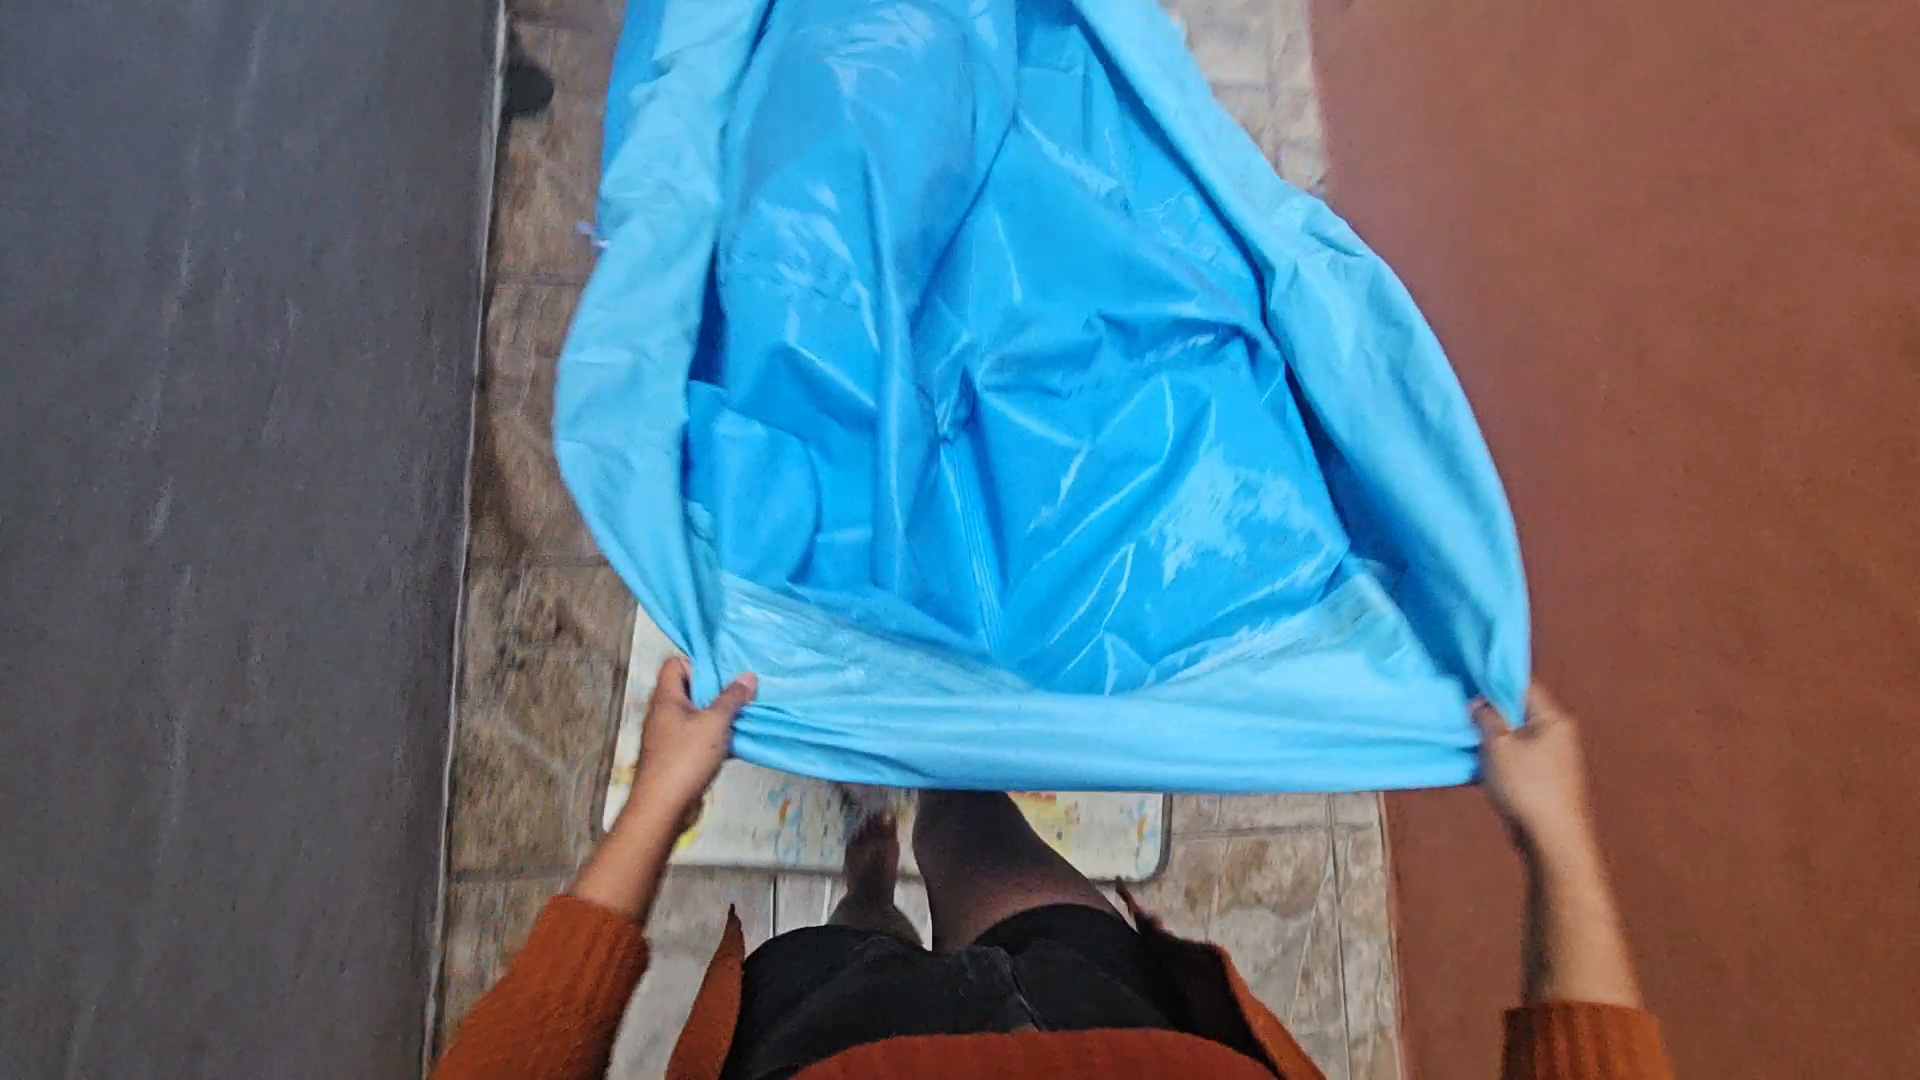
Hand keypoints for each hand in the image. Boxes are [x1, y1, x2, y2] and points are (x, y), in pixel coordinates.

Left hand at [629, 657, 756, 827]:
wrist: (663, 808)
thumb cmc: (686, 758)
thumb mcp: (715, 722)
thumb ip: (732, 698)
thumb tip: (748, 676)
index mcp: (666, 698)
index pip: (675, 664)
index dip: (698, 663)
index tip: (723, 673)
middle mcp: (664, 714)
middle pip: (689, 689)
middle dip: (716, 690)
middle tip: (741, 691)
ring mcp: (669, 737)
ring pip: (697, 715)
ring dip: (718, 715)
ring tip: (743, 714)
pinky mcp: (677, 757)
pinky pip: (699, 737)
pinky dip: (716, 737)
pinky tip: (736, 741)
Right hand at [1471, 684, 1596, 862]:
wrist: (1550, 836)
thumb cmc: (1526, 785)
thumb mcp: (1498, 745)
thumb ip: (1487, 717)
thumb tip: (1479, 702)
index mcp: (1552, 719)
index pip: (1521, 686)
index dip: (1493, 679)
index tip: (1464, 675)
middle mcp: (1557, 732)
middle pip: (1517, 708)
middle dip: (1489, 707)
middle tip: (1458, 703)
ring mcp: (1552, 754)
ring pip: (1514, 731)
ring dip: (1491, 730)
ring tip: (1462, 727)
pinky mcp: (1543, 773)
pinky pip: (1516, 750)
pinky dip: (1497, 749)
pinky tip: (1476, 752)